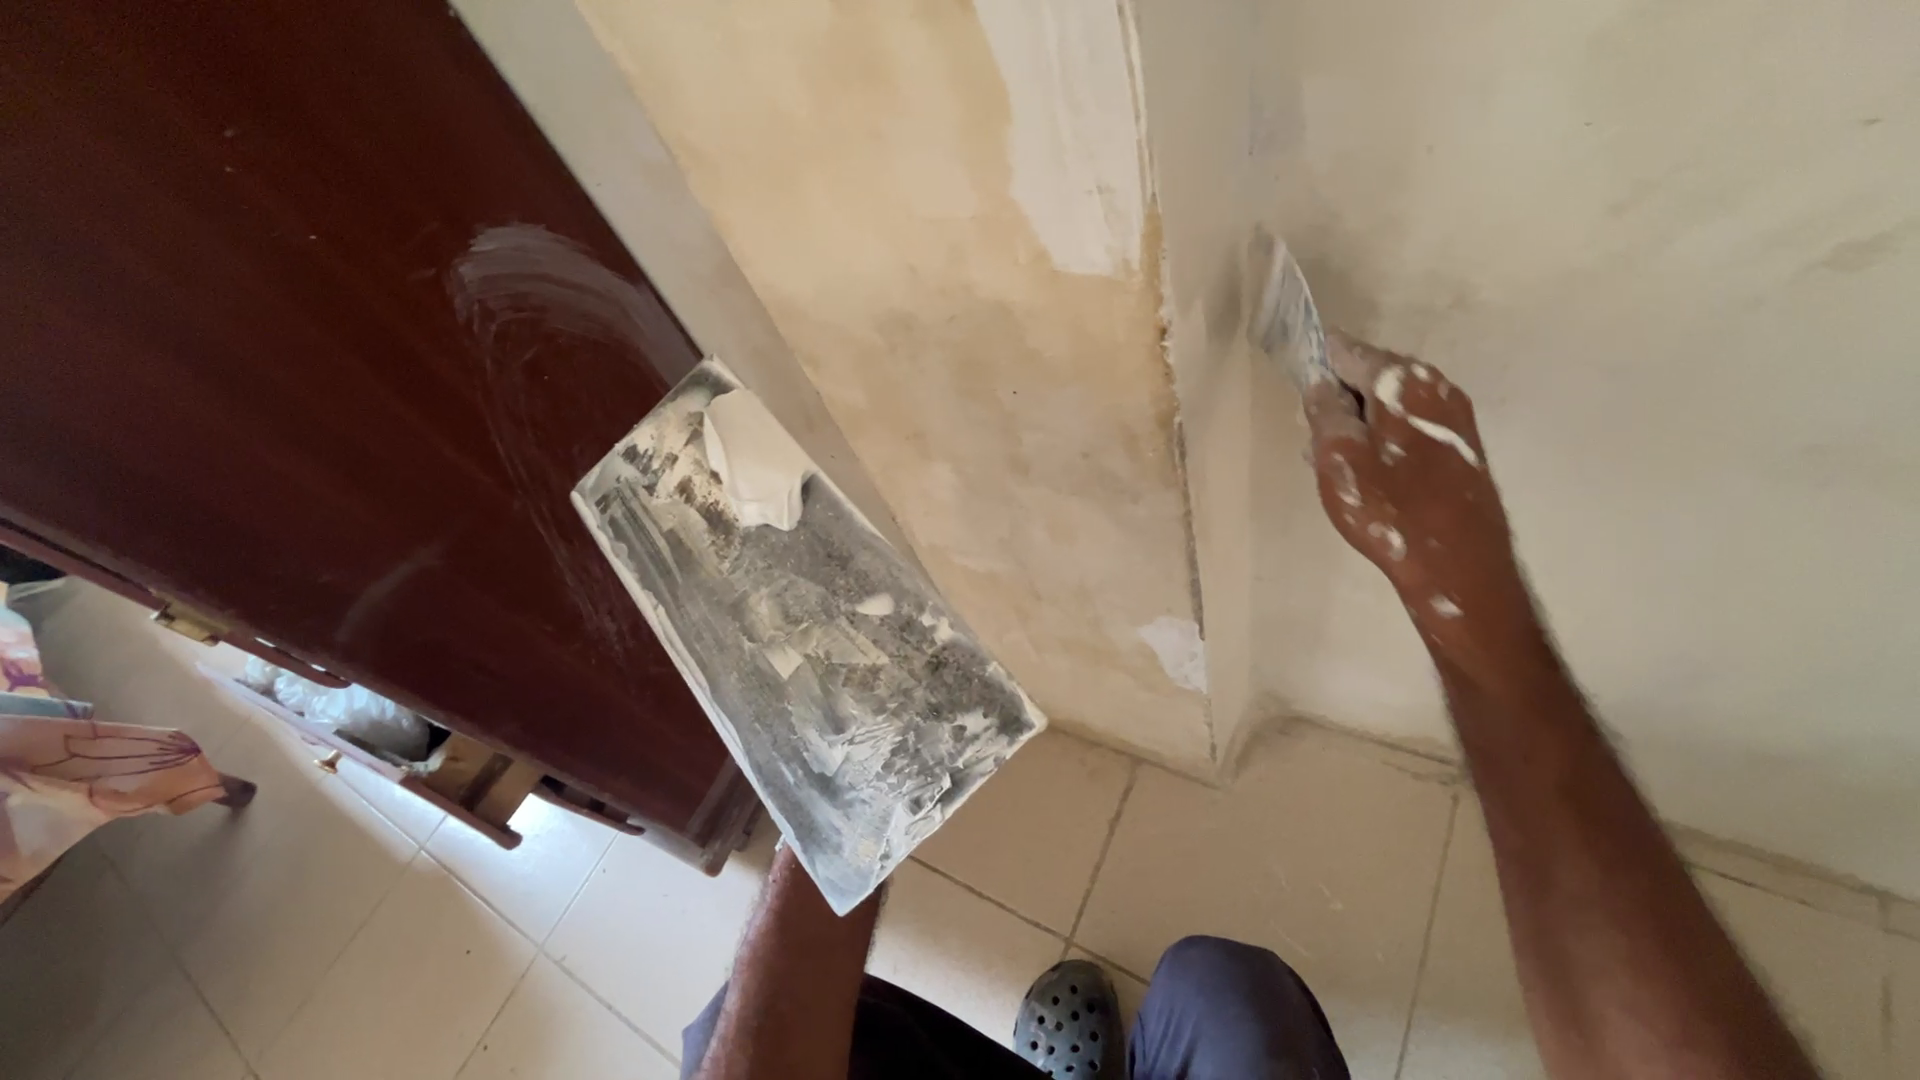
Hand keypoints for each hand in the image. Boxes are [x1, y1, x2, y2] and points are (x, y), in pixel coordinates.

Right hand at [1303, 333, 1538, 676]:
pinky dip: (1380, 436)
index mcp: (1403, 381)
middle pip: (1373, 375)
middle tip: (1308, 424)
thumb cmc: (1388, 507)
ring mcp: (1453, 416)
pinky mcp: (1459, 446)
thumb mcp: (1338, 456)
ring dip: (1358, 419)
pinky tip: (1363, 467)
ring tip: (1328, 451)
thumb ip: (1324, 411)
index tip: (1294, 372)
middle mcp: (1435, 386)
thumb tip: (1320, 384)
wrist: (1456, 562)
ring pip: (1390, 404)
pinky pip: (1407, 426)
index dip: (1318, 361)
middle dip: (1339, 393)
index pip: (1349, 352)